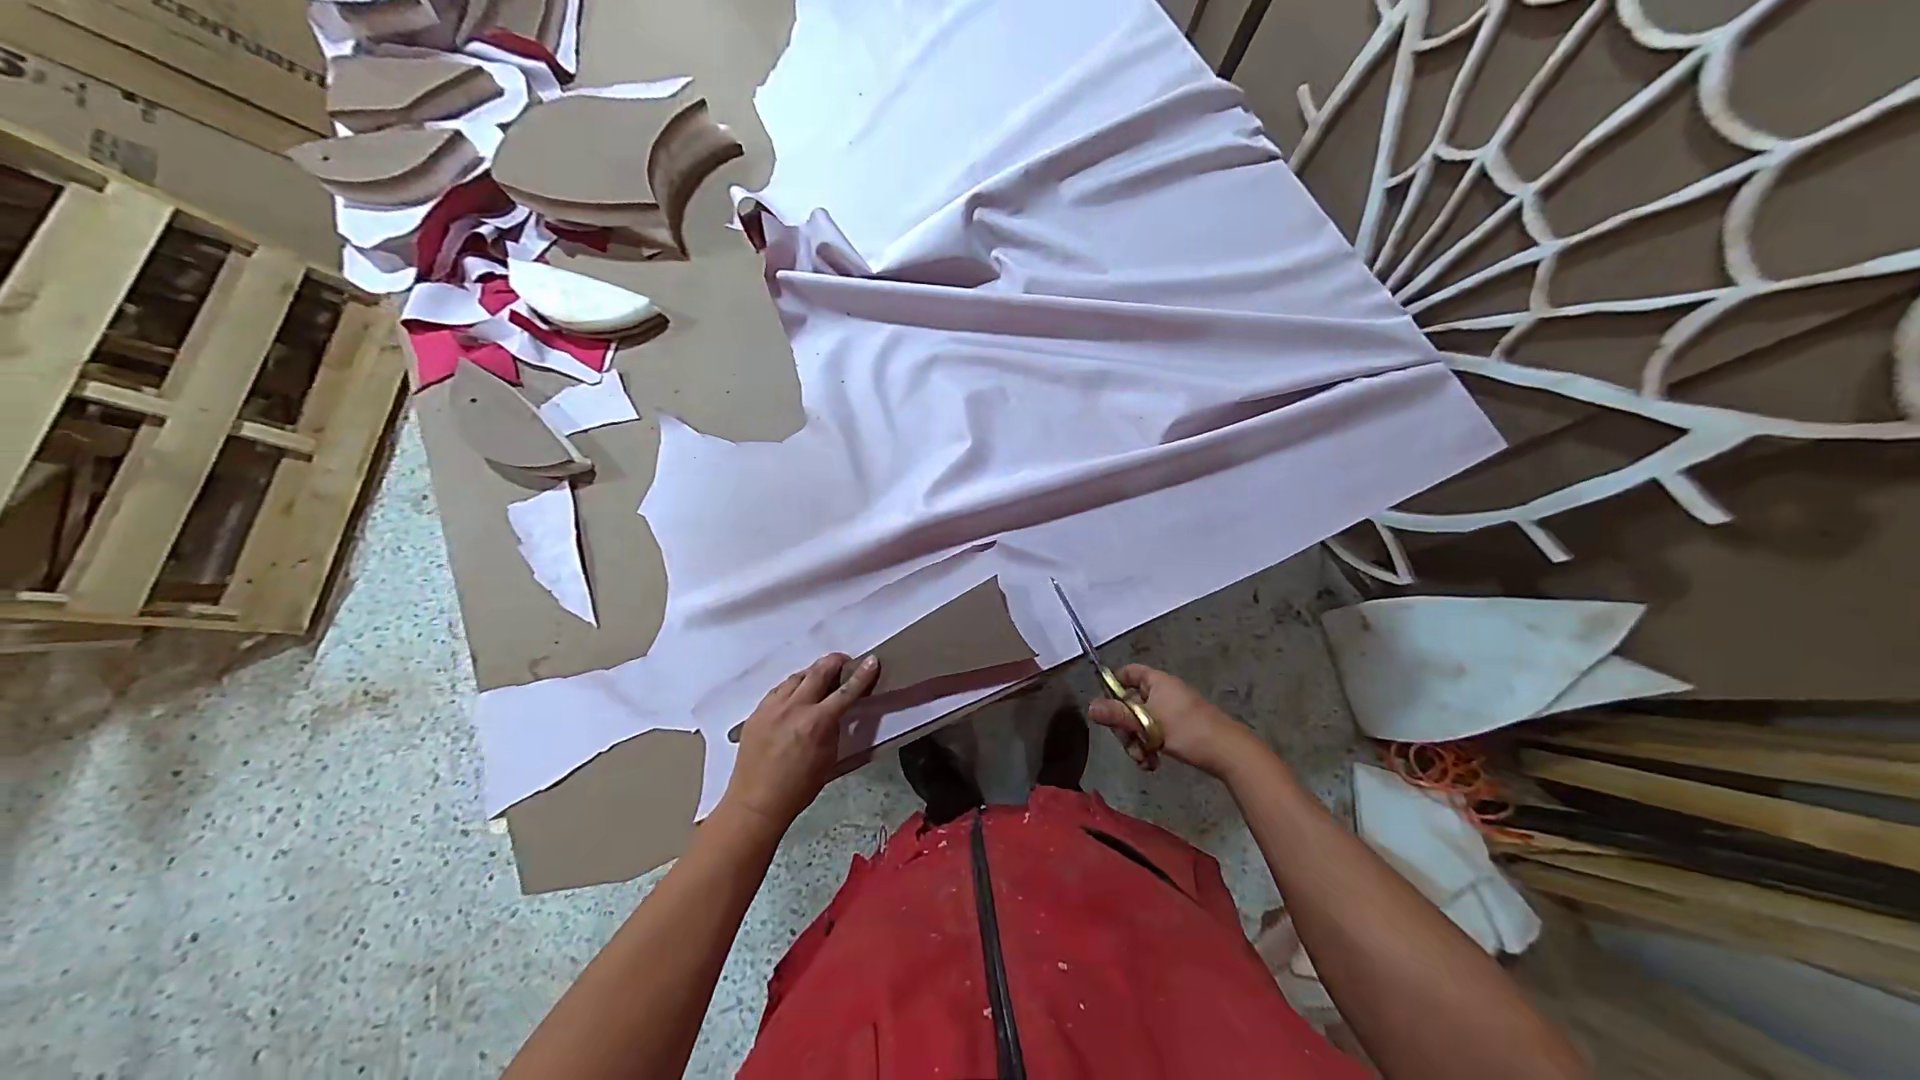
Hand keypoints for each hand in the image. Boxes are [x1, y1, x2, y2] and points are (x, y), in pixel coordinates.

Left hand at [723, 653, 881, 827]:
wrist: (756, 802)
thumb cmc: (799, 787)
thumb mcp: (828, 757)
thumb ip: (833, 728)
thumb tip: (835, 711)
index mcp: (816, 723)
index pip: (845, 691)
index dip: (862, 675)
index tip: (872, 661)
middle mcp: (794, 708)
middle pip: (818, 672)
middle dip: (835, 662)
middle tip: (843, 661)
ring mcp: (772, 708)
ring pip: (796, 677)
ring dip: (812, 672)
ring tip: (820, 677)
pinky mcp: (757, 712)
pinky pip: (778, 690)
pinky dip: (792, 686)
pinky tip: (796, 692)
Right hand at [1087, 664, 1268, 778]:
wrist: (1228, 752)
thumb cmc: (1186, 730)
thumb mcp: (1146, 723)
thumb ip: (1116, 714)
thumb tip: (1089, 707)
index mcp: (1156, 681)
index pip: (1128, 672)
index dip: (1113, 685)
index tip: (1106, 705)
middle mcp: (1164, 692)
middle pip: (1131, 703)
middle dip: (1126, 726)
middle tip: (1128, 742)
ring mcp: (1173, 712)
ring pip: (1142, 723)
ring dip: (1137, 742)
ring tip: (1143, 760)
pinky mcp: (1181, 730)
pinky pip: (1155, 735)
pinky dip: (1150, 748)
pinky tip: (1152, 764)